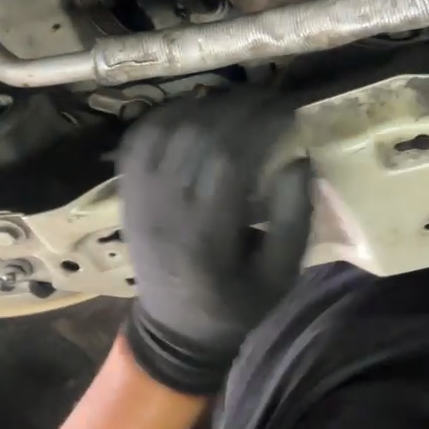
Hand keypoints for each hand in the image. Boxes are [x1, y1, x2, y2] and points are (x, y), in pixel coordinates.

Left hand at [116, 89, 312, 394]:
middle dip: (241, 106)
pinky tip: (201, 109)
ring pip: (167, 128)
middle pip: (198, 135)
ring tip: (243, 101)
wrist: (175, 330)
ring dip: (208, 104)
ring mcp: (139, 197)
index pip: (229, 159)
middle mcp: (164, 210)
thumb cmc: (237, 304)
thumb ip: (294, 217)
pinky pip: (141, 136)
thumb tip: (300, 157)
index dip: (261, 124)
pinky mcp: (128, 190)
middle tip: (274, 97)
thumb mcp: (281, 275)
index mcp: (204, 236)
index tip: (291, 109)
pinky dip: (171, 113)